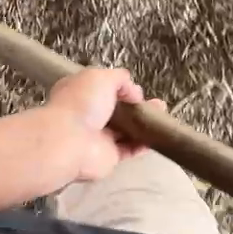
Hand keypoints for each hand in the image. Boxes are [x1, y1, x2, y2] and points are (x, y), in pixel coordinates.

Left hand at [38, 67, 166, 184]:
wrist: (69, 141)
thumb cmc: (81, 103)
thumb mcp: (100, 77)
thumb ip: (119, 79)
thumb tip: (134, 92)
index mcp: (78, 92)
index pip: (100, 88)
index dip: (118, 87)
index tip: (134, 89)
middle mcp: (86, 113)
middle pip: (115, 110)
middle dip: (135, 107)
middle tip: (157, 104)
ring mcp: (96, 136)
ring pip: (125, 130)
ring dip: (143, 124)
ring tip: (162, 117)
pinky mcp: (108, 156)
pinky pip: (129, 149)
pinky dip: (143, 144)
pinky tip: (157, 136)